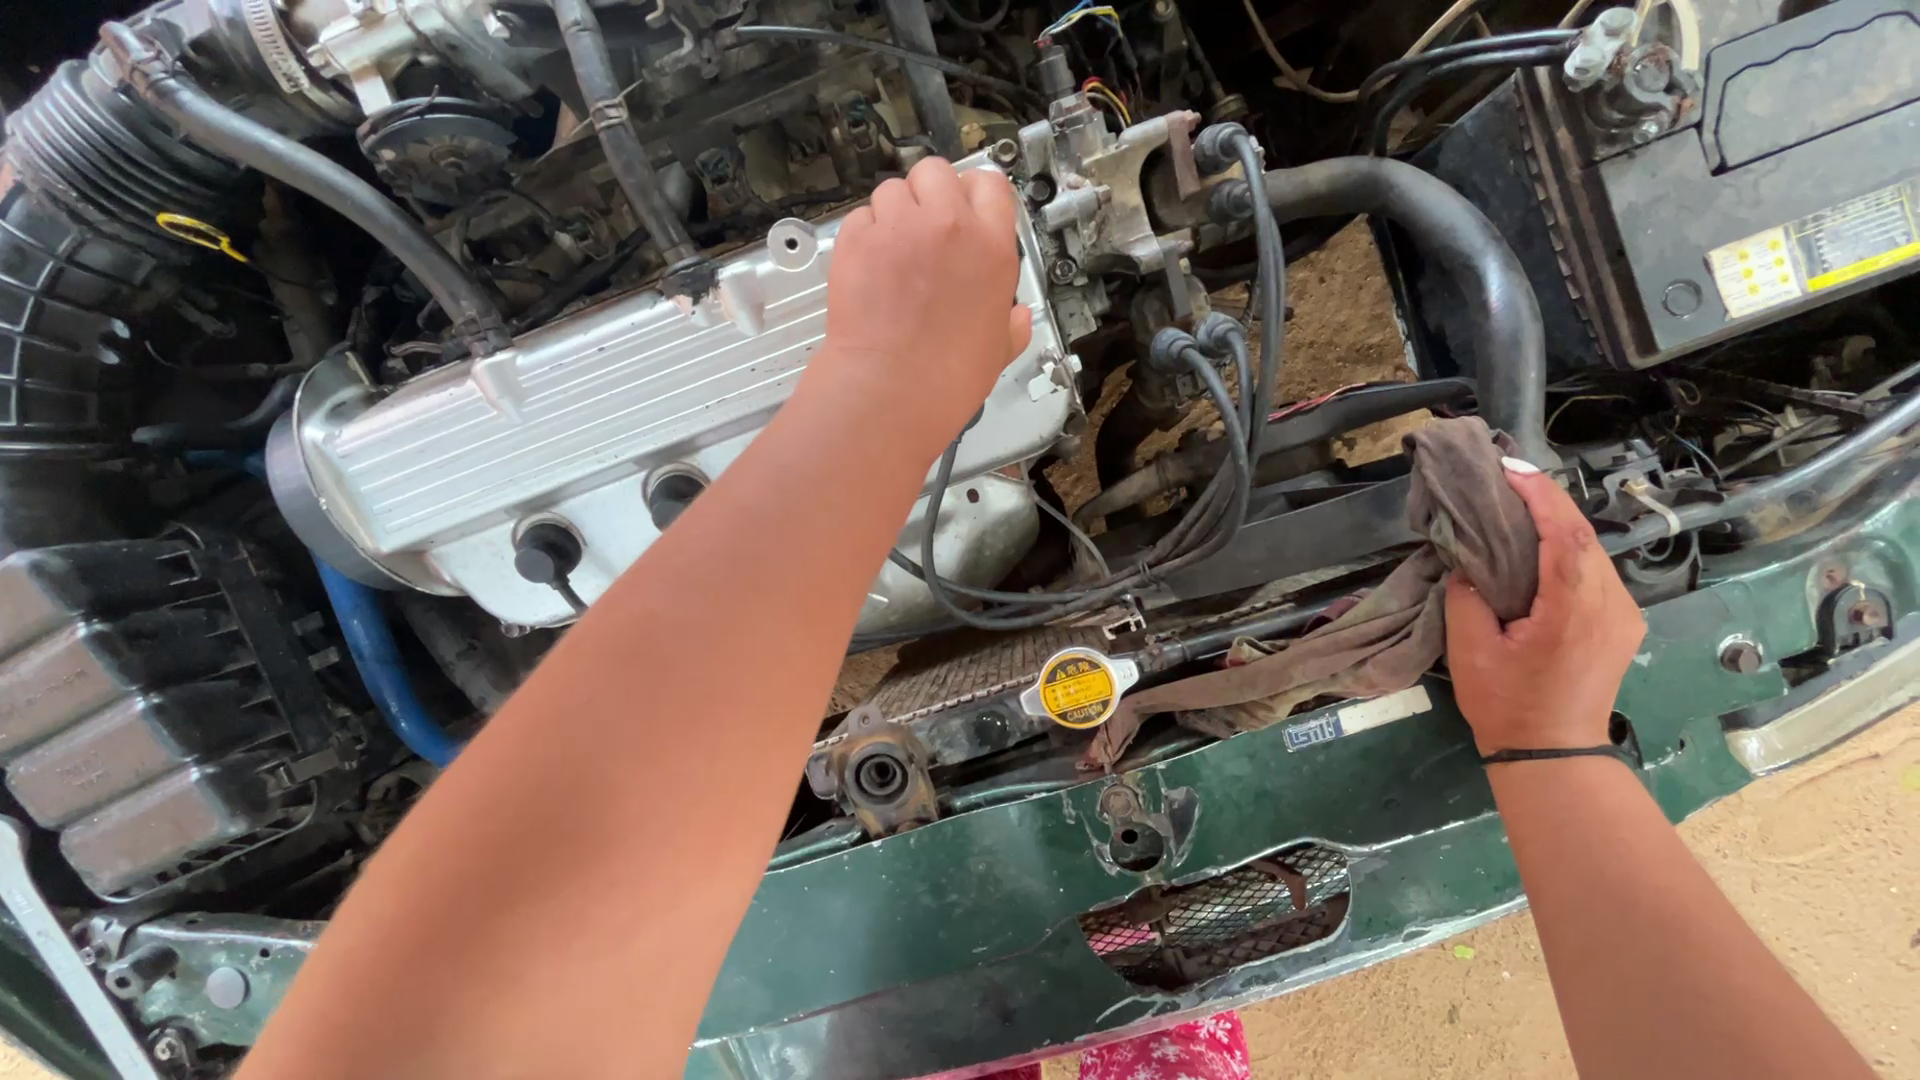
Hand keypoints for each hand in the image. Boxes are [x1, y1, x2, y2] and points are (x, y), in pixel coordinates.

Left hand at [805, 157, 1032, 457]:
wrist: (891, 389)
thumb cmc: (948, 377)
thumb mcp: (999, 350)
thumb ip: (1011, 325)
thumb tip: (1018, 318)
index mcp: (992, 246)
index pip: (989, 183)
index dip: (973, 194)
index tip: (964, 211)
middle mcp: (948, 225)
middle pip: (936, 172)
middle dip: (928, 194)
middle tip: (923, 230)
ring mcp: (899, 227)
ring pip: (892, 190)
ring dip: (893, 214)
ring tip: (893, 254)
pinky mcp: (857, 239)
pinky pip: (860, 218)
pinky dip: (864, 237)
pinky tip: (870, 270)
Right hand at [1445, 459, 1645, 755]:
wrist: (1552, 751)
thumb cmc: (1505, 701)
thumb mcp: (1471, 648)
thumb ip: (1468, 596)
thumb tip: (1468, 562)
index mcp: (1573, 607)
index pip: (1565, 534)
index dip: (1539, 496)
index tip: (1509, 469)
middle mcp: (1610, 604)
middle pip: (1585, 535)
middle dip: (1549, 499)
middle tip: (1509, 474)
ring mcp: (1622, 614)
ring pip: (1593, 551)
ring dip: (1558, 521)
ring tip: (1519, 500)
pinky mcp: (1619, 623)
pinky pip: (1594, 571)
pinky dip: (1567, 546)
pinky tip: (1541, 541)